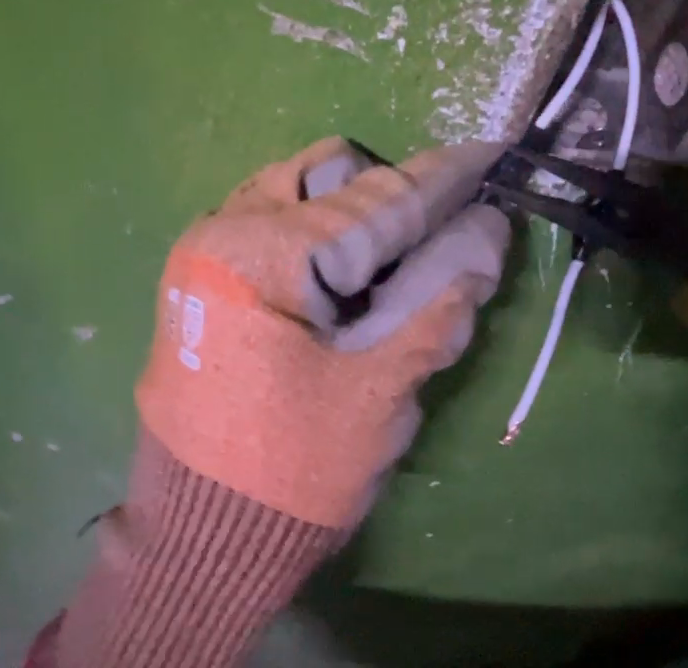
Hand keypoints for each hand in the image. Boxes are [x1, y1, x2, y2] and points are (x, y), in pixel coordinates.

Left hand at [137, 137, 510, 529]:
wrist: (202, 533)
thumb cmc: (292, 468)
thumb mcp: (379, 390)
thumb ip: (436, 302)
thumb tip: (487, 230)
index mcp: (262, 252)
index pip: (373, 203)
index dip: (441, 181)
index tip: (488, 155)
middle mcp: (221, 229)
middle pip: (330, 174)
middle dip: (392, 196)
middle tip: (439, 236)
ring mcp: (202, 248)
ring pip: (294, 188)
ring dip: (351, 208)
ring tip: (391, 262)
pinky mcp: (199, 273)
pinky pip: (267, 218)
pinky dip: (314, 228)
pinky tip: (343, 277)